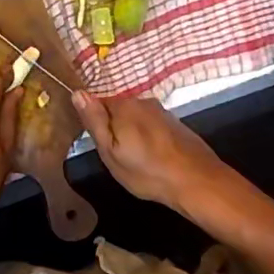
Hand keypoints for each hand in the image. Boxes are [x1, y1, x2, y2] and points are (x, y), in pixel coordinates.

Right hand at [72, 91, 231, 210]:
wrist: (195, 180)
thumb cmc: (147, 171)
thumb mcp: (111, 151)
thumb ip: (94, 121)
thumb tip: (78, 92)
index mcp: (124, 106)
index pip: (97, 103)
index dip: (94, 123)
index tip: (99, 144)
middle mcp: (143, 102)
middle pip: (117, 110)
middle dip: (114, 128)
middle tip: (116, 155)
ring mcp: (162, 112)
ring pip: (135, 118)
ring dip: (131, 133)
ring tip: (134, 159)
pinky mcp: (175, 123)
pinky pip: (151, 125)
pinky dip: (147, 138)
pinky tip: (151, 156)